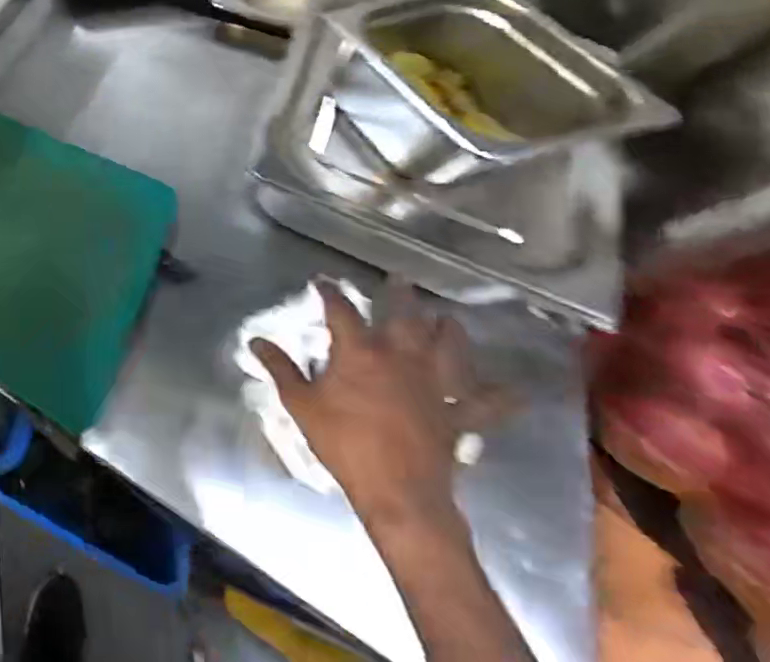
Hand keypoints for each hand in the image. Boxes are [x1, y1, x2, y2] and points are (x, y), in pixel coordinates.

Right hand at [251, 277, 510, 526]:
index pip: (341, 311)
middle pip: (404, 318)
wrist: (398, 491)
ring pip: (448, 349)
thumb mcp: (300, 403)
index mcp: (359, 353)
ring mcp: (434, 386)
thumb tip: (256, 340)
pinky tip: (514, 390)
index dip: (330, 293)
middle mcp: (400, 359)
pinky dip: (500, 396)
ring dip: (449, 332)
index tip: (322, 281)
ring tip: (449, 319)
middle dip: (400, 296)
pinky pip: (485, 404)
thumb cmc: (343, 442)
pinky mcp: (457, 415)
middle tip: (400, 279)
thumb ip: (280, 369)